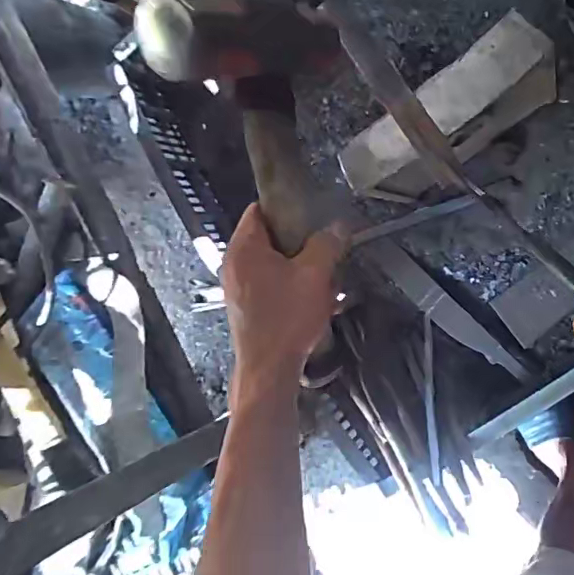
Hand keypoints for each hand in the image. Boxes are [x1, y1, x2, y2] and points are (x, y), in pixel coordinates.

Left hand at [222, 205, 346, 403]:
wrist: (269, 369)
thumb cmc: (287, 316)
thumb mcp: (315, 274)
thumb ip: (327, 244)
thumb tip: (338, 226)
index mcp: (244, 249)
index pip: (259, 210)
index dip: (286, 205)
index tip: (313, 208)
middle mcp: (235, 264)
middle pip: (269, 237)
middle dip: (300, 237)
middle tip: (327, 239)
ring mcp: (239, 287)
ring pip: (274, 262)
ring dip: (301, 263)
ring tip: (328, 269)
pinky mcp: (249, 306)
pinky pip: (273, 282)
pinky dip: (293, 282)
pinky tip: (318, 295)